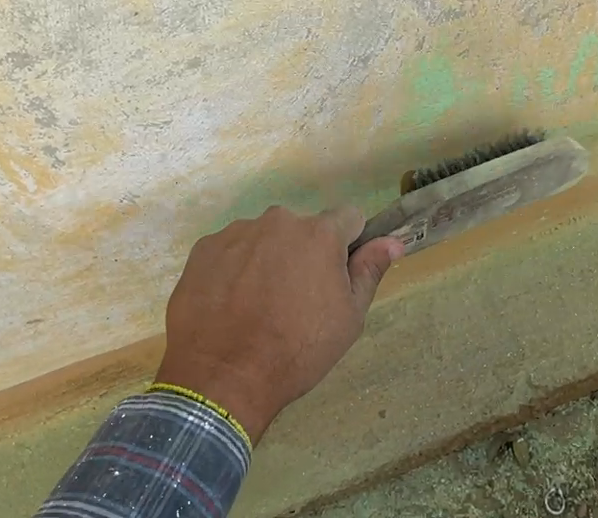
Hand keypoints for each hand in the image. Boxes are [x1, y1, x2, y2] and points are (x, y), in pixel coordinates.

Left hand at [153, 205, 403, 440]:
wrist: (222, 378)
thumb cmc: (297, 350)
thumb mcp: (348, 318)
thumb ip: (369, 271)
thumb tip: (393, 241)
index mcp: (320, 233)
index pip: (348, 217)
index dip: (348, 244)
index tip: (338, 274)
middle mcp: (278, 220)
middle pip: (302, 229)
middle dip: (304, 253)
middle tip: (295, 299)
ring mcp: (237, 232)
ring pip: (264, 238)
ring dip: (268, 259)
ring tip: (257, 305)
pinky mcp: (204, 249)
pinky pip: (230, 251)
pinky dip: (234, 269)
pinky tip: (229, 305)